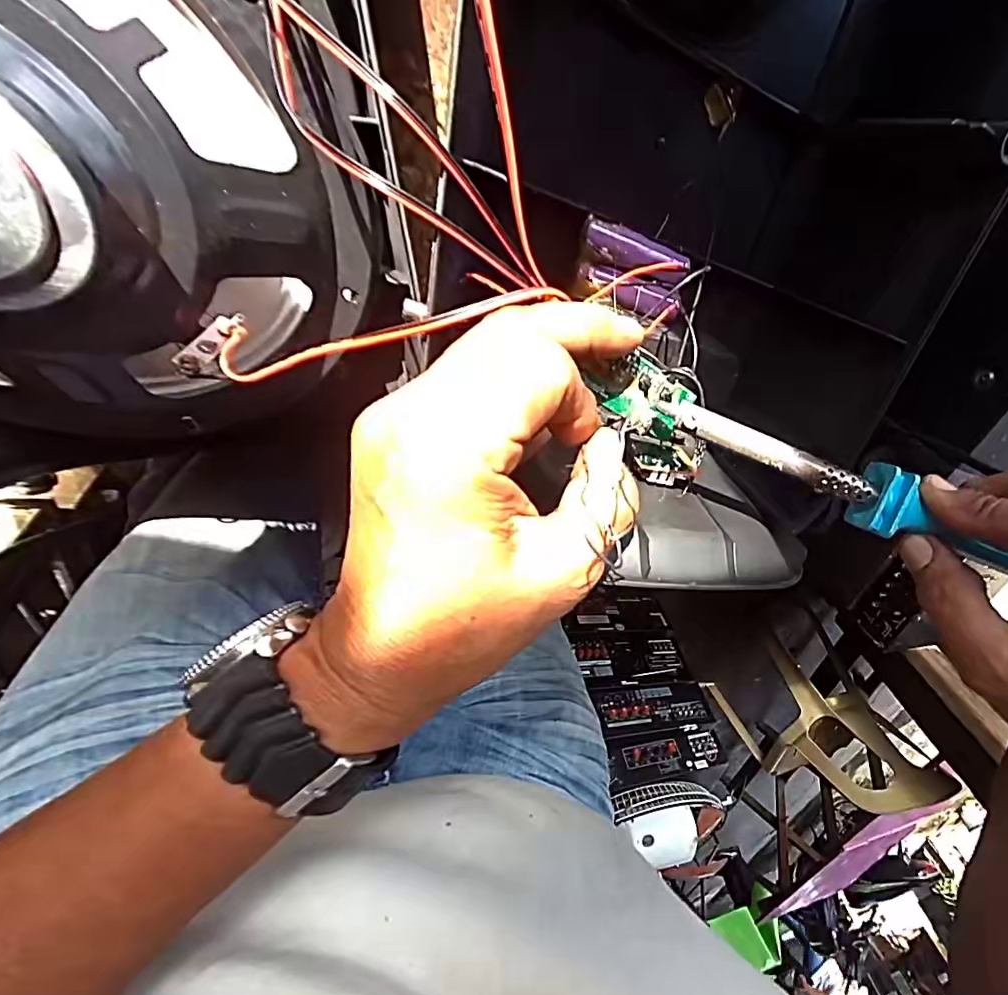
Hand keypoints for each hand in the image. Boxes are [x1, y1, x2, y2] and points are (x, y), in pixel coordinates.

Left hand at [280, 303, 644, 752]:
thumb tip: (614, 453)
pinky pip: (472, 373)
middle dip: (578, 333)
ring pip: (490, 342)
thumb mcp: (563, 569)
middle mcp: (410, 418)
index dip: (584, 394)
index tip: (600, 438)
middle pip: (509, 331)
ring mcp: (398, 417)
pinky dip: (522, 376)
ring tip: (596, 374)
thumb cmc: (454, 627)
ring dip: (551, 353)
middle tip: (625, 343)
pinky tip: (553, 399)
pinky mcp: (401, 426)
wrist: (383, 650)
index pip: (535, 363)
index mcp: (448, 453)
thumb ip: (606, 496)